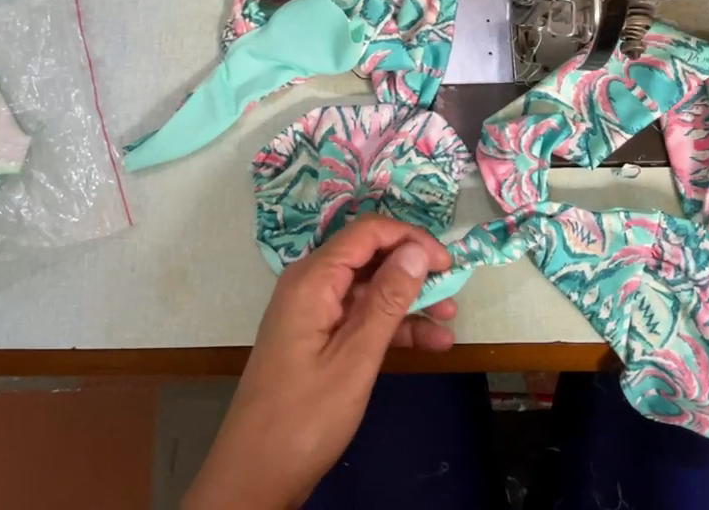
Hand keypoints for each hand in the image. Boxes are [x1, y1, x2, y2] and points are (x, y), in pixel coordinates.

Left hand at [184, 216, 457, 509]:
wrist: (255, 475)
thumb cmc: (305, 416)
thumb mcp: (355, 357)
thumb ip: (387, 300)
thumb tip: (417, 250)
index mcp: (312, 279)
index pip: (367, 233)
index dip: (410, 238)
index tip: (447, 261)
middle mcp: (310, 285)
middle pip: (369, 257)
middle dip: (412, 269)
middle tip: (453, 289)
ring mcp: (313, 312)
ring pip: (368, 289)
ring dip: (409, 301)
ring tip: (450, 320)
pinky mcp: (317, 338)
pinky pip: (359, 317)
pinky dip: (392, 326)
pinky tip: (429, 343)